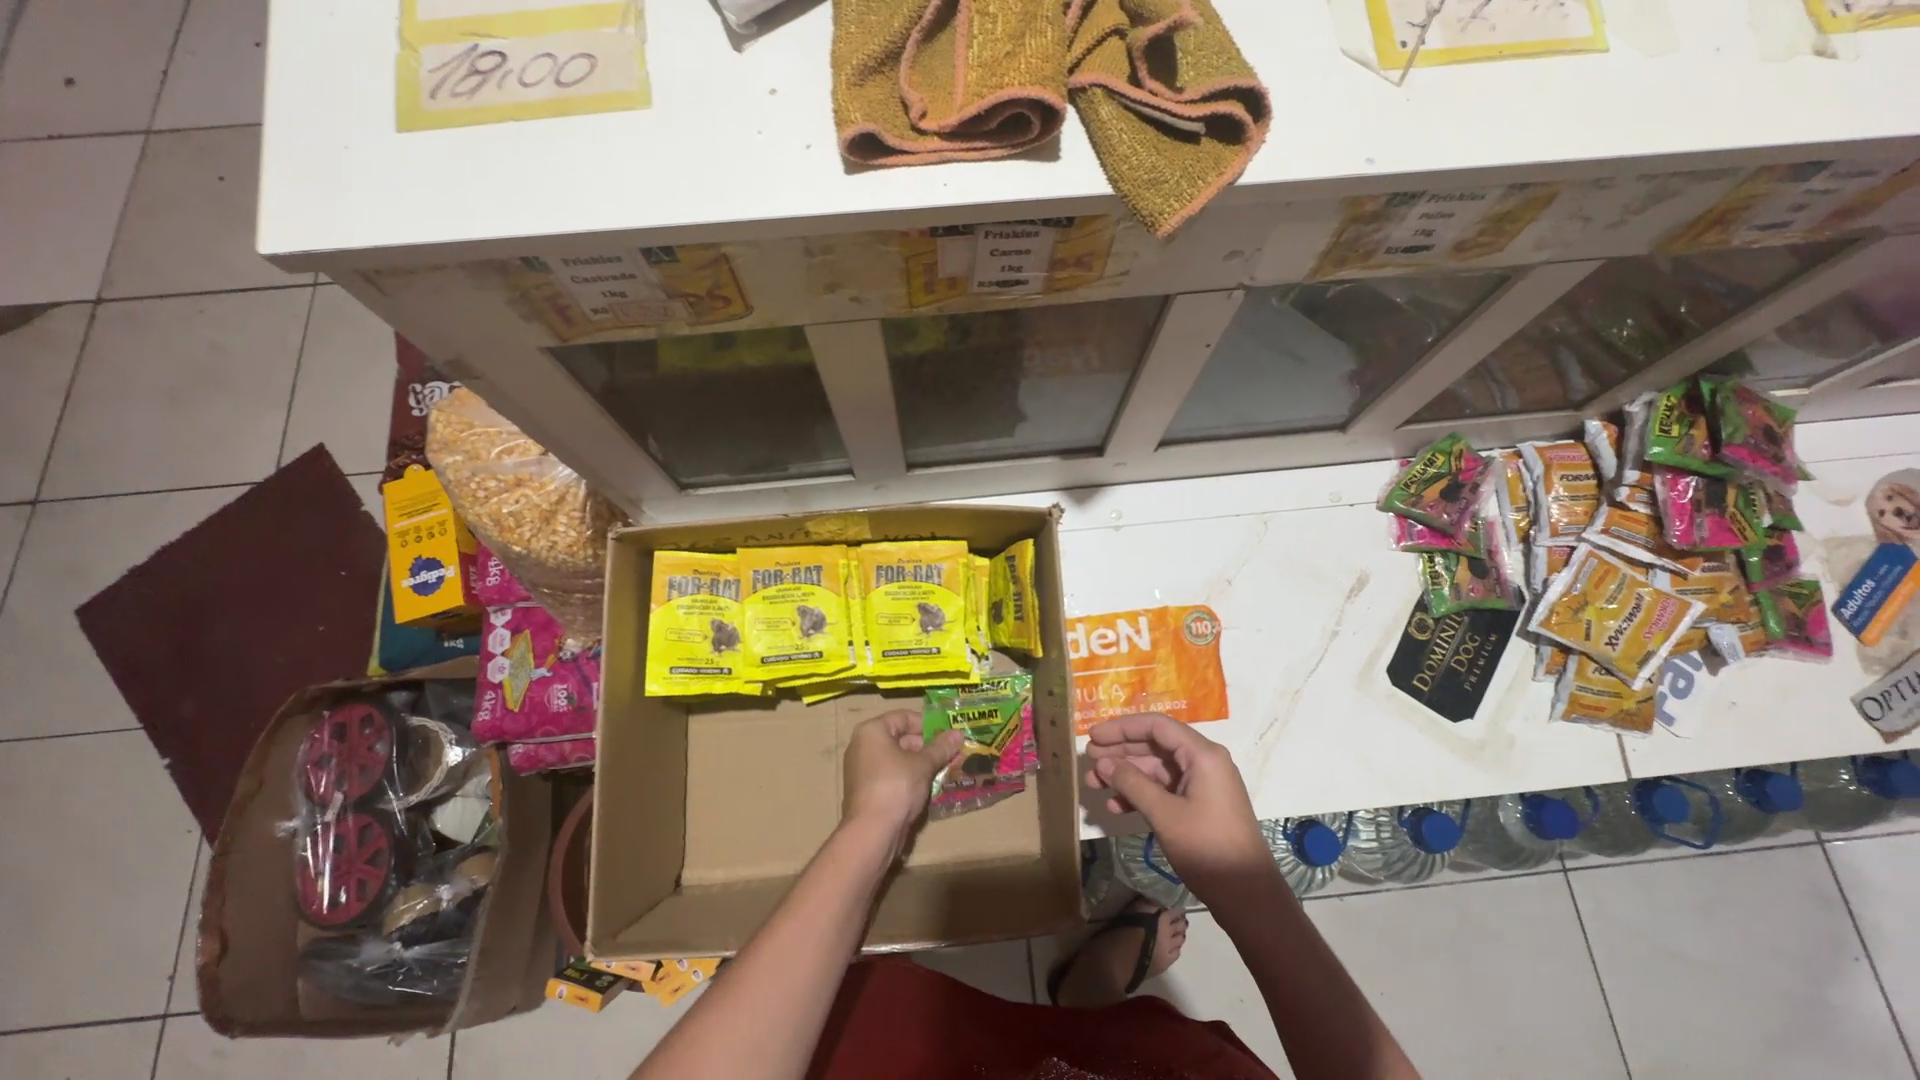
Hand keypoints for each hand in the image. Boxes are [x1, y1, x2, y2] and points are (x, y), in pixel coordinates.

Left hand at [843, 710, 964, 848]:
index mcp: (871, 731)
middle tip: (951, 752)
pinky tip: (930, 786)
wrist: (872, 831)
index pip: (903, 717)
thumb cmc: (896, 786)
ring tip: (946, 769)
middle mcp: (862, 746)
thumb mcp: (923, 764)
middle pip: (900, 738)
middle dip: (927, 746)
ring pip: (898, 759)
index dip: (928, 723)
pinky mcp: (867, 791)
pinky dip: (910, 778)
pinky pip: (892, 776)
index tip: (948, 733)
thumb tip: (958, 733)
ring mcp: (863, 770)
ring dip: (922, 763)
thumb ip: (941, 747)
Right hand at [1084, 713, 1273, 901]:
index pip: (1156, 726)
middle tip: (1088, 760)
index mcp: (1202, 755)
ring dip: (1126, 776)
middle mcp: (1204, 762)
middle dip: (1120, 752)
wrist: (1248, 894)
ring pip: (1157, 769)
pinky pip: (1164, 790)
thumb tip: (1102, 763)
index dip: (1122, 728)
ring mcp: (1202, 785)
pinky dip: (1141, 795)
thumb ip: (1131, 783)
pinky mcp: (1199, 805)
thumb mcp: (1164, 814)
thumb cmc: (1207, 847)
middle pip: (1155, 745)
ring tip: (1094, 786)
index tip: (1092, 737)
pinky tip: (1117, 808)